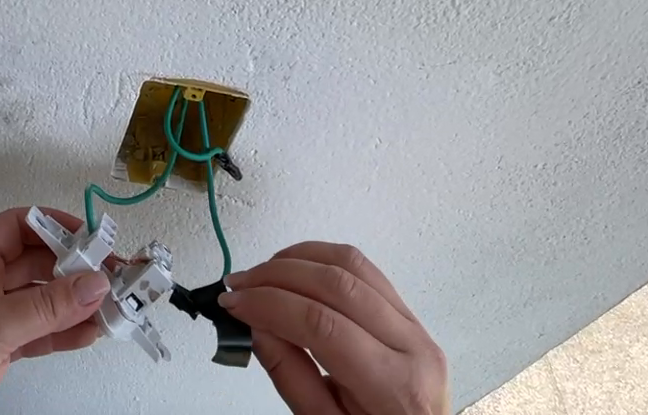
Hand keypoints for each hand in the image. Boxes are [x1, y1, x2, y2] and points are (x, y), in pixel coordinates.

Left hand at [0, 208, 111, 414]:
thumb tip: (91, 282)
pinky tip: (87, 333)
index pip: (17, 225)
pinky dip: (65, 330)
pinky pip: (40, 329)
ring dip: (74, 301)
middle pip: (35, 259)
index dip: (53, 225)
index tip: (89, 237)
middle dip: (72, 266)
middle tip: (107, 275)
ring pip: (41, 296)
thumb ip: (43, 307)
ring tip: (106, 307)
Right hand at [221, 242, 448, 414]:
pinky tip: (293, 267)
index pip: (322, 324)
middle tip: (237, 285)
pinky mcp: (408, 312)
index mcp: (396, 389)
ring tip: (260, 274)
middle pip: (335, 284)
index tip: (231, 302)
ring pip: (349, 263)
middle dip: (276, 276)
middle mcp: (413, 347)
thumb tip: (253, 323)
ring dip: (296, 259)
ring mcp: (416, 324)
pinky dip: (320, 257)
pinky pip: (361, 267)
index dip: (270, 304)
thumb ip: (290, 376)